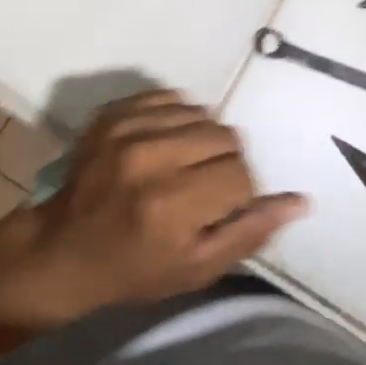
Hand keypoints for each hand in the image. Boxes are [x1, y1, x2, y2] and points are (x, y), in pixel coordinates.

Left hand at [24, 90, 306, 317]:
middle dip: (225, 162)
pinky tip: (168, 142)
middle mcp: (148, 157)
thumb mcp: (197, 267)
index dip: (240, 192)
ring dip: (203, 138)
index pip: (239, 174)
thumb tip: (300, 200)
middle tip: (205, 186)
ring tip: (186, 164)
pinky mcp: (113, 112)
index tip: (222, 207)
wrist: (64, 247)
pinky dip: (179, 117)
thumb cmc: (134, 267)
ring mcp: (126, 129)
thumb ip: (250, 232)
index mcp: (170, 204)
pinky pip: (170, 97)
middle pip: (223, 136)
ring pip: (200, 113)